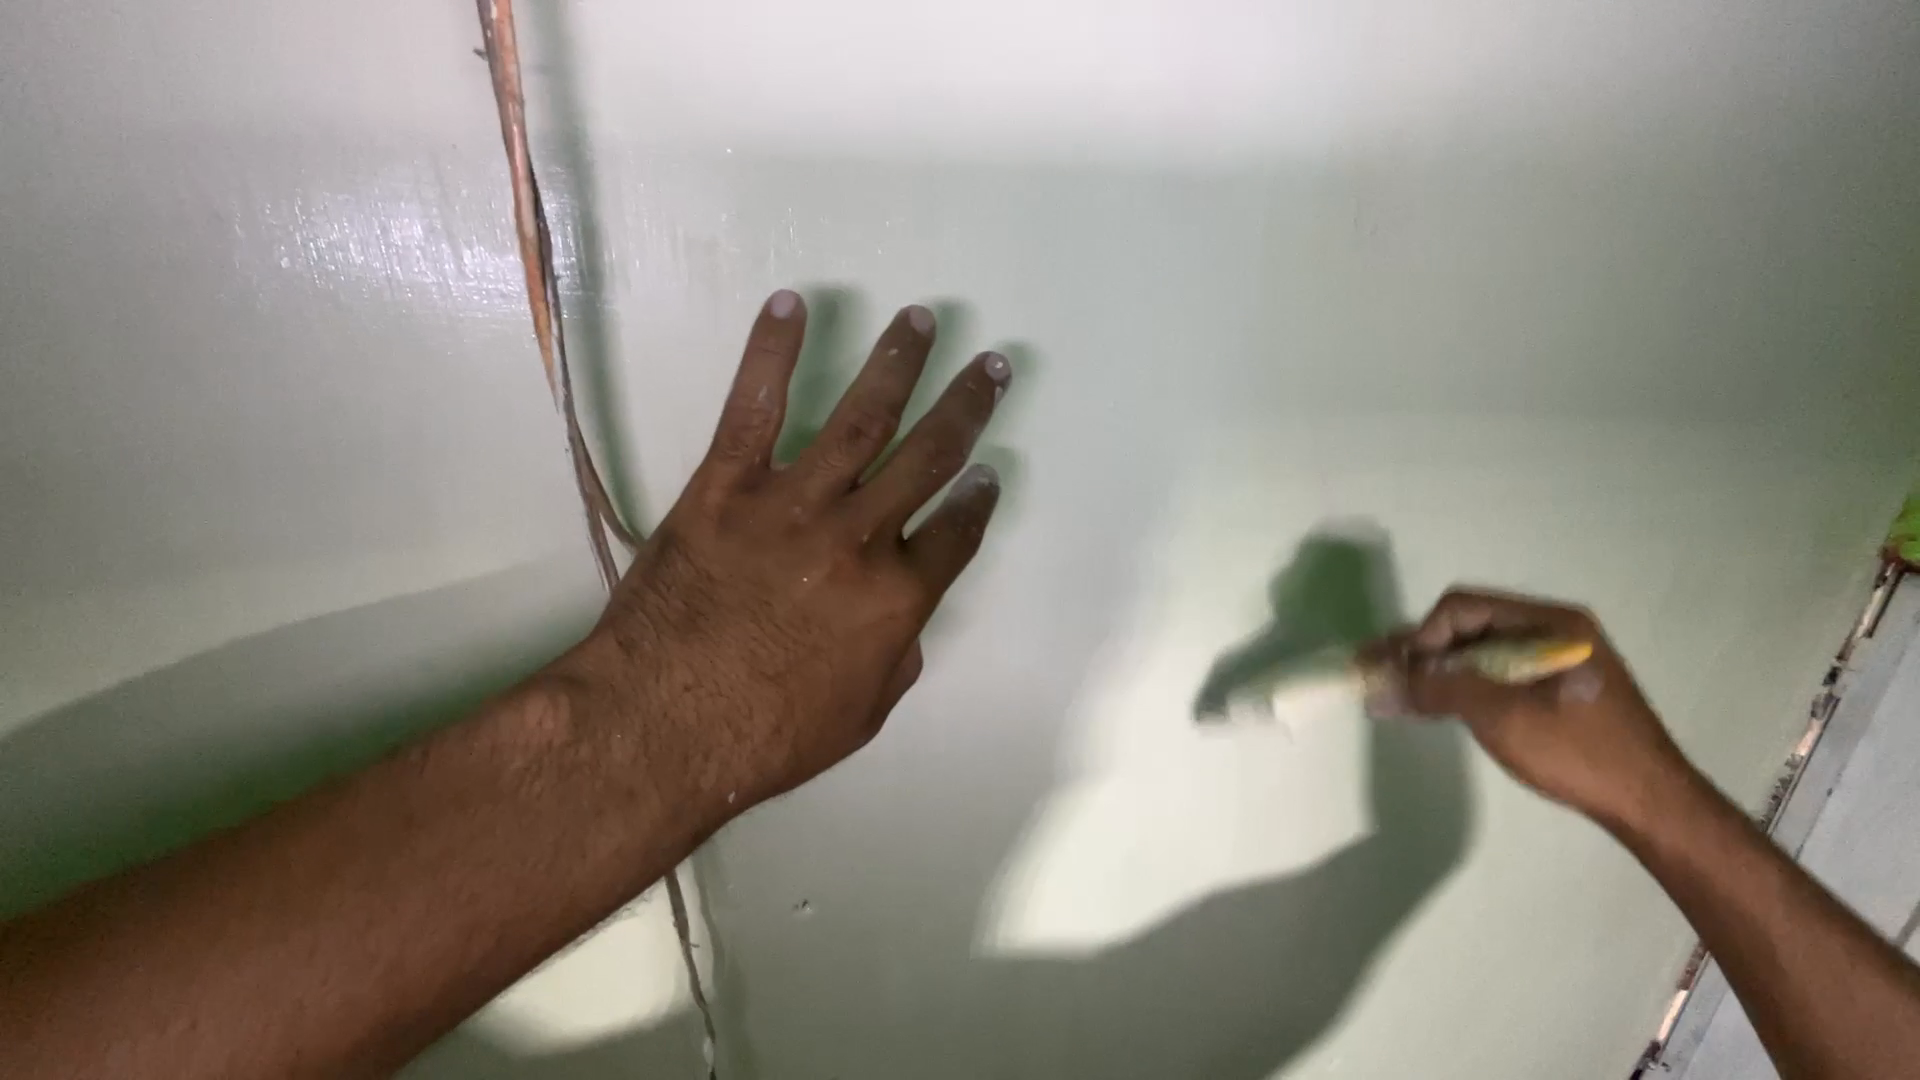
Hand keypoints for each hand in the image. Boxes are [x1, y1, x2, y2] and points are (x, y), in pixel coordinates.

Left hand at [561, 290, 1009, 816]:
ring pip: (859, 419)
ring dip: (896, 364)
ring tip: (920, 321)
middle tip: (990, 368)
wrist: (661, 725)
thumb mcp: (863, 714)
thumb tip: (902, 619)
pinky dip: (772, 352)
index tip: (987, 473)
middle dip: (966, 409)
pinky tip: (792, 306)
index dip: (978, 499)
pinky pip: (754, 407)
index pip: (957, 532)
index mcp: (897, 597)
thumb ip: (895, 656)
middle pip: (927, 458)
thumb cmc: (767, 734)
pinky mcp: (727, 486)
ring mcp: (793, 504)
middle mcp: (860, 537)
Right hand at [1369, 587, 1691, 828]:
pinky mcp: (1552, 686)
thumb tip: (1378, 686)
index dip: (1423, 636)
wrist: (1652, 805)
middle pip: (1465, 626)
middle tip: (1380, 677)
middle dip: (1421, 653)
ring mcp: (1553, 658)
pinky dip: (1458, 686)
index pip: (1462, 608)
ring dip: (1435, 671)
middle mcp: (1551, 630)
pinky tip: (1430, 705)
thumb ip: (1437, 689)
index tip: (1402, 674)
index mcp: (1549, 623)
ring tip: (1394, 694)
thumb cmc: (1578, 752)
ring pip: (1474, 651)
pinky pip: (1492, 672)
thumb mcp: (1499, 715)